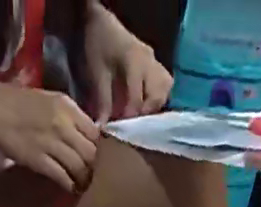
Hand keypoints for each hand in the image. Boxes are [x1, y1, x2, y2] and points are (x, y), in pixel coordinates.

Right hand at [0, 82, 100, 191]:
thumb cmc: (20, 104)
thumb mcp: (50, 100)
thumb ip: (71, 116)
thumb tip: (89, 136)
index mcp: (68, 107)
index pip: (95, 133)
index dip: (98, 148)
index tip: (96, 156)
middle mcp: (63, 124)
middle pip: (91, 153)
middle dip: (93, 167)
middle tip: (90, 174)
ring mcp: (51, 143)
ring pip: (80, 168)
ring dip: (83, 179)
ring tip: (82, 184)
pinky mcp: (39, 160)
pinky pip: (62, 177)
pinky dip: (69, 185)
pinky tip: (70, 187)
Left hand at [82, 5, 171, 122]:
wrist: (100, 23)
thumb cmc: (96, 46)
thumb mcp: (95, 73)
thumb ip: (102, 101)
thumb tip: (102, 128)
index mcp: (134, 63)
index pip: (137, 100)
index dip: (128, 118)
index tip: (118, 129)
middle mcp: (150, 63)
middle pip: (157, 97)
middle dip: (144, 114)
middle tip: (130, 122)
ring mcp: (156, 62)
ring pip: (164, 91)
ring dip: (153, 106)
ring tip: (138, 113)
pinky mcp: (156, 64)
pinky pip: (164, 85)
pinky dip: (157, 97)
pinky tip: (145, 103)